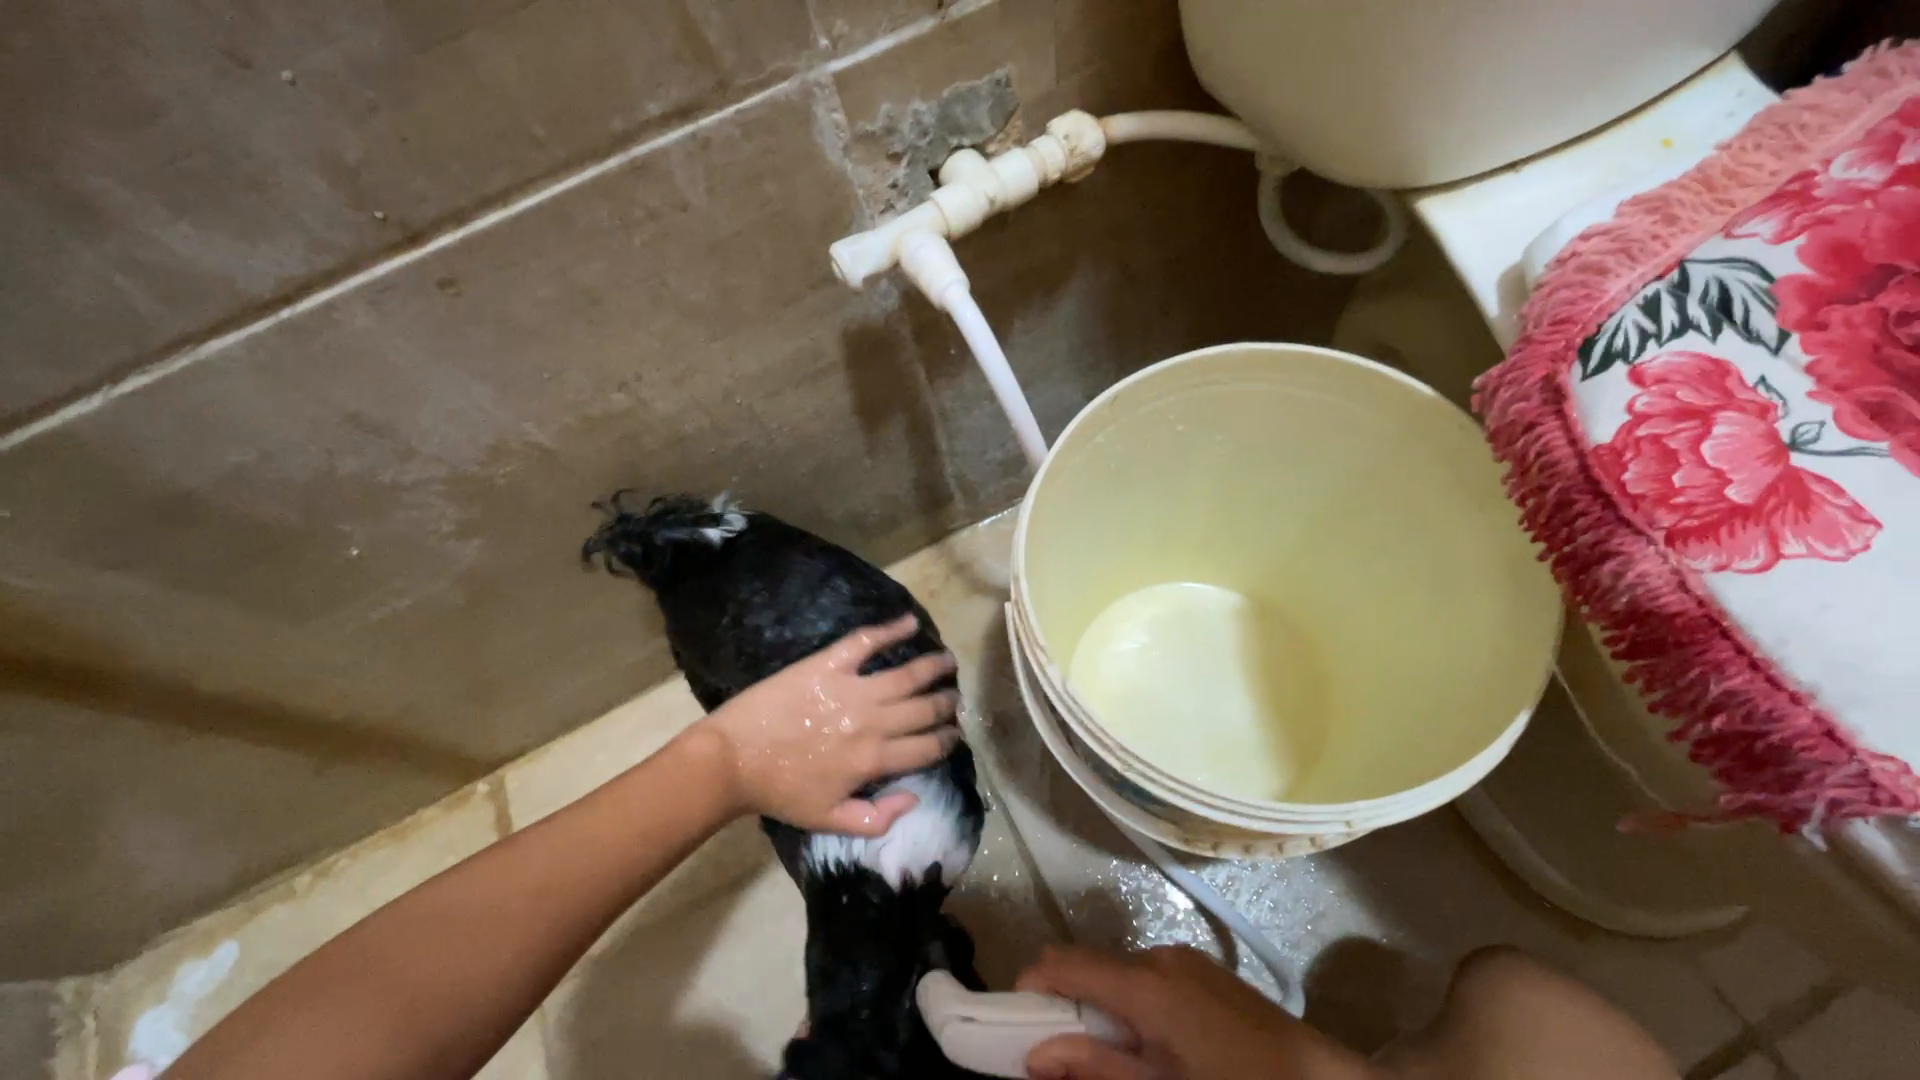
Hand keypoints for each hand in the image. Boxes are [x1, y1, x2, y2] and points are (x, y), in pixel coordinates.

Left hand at [696, 615, 961, 836]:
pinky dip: (890, 630)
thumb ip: (877, 818)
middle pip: (923, 710)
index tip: (954, 734)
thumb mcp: (829, 820)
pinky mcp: (828, 665)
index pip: (926, 748)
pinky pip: (865, 642)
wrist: (733, 761)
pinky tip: (910, 622)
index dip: (946, 741)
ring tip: (949, 661)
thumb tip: (914, 798)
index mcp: (873, 760)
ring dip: (933, 667)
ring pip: (906, 675)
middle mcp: (871, 722)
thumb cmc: (780, 792)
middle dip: (946, 705)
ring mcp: (851, 689)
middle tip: (955, 699)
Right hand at [1018, 946, 1378, 1079]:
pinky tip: (1154, 1047)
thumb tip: (1035, 1054)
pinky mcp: (1203, 970)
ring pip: (1115, 972)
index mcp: (1145, 983)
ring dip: (1099, 1008)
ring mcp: (1184, 959)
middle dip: (1063, 1006)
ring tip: (1117, 1060)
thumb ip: (1097, 1069)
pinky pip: (1146, 977)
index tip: (1015, 1031)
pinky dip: (1130, 1004)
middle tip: (1063, 1059)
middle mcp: (1158, 955)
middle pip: (1085, 966)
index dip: (1029, 991)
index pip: (1061, 964)